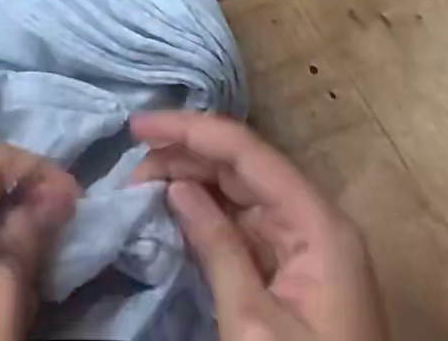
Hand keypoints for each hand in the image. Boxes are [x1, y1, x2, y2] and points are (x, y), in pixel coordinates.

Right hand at [131, 112, 388, 340]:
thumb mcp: (253, 323)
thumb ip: (217, 246)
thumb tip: (176, 185)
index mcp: (316, 222)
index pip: (244, 150)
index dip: (188, 129)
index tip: (136, 126)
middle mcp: (312, 218)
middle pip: (238, 164)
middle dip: (181, 156)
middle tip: (131, 171)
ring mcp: (302, 243)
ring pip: (236, 188)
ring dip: (187, 180)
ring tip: (141, 187)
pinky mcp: (288, 267)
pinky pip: (240, 220)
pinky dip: (202, 210)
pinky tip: (170, 208)